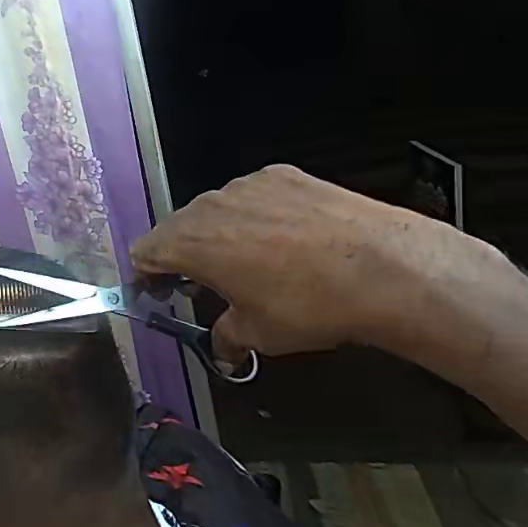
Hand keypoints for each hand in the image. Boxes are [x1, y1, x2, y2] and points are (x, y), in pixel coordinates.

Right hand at [131, 165, 489, 360]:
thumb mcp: (259, 333)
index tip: (162, 292)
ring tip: (255, 259)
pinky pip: (253, 195)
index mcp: (190, 243)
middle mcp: (209, 206)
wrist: (383, 267)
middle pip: (177, 227)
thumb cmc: (307, 305)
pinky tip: (289, 236)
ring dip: (219, 232)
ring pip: (215, 209)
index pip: (144, 251)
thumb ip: (226, 337)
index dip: (147, 274)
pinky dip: (256, 213)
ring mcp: (246, 185)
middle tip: (207, 282)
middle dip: (183, 254)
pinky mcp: (282, 174)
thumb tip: (223, 352)